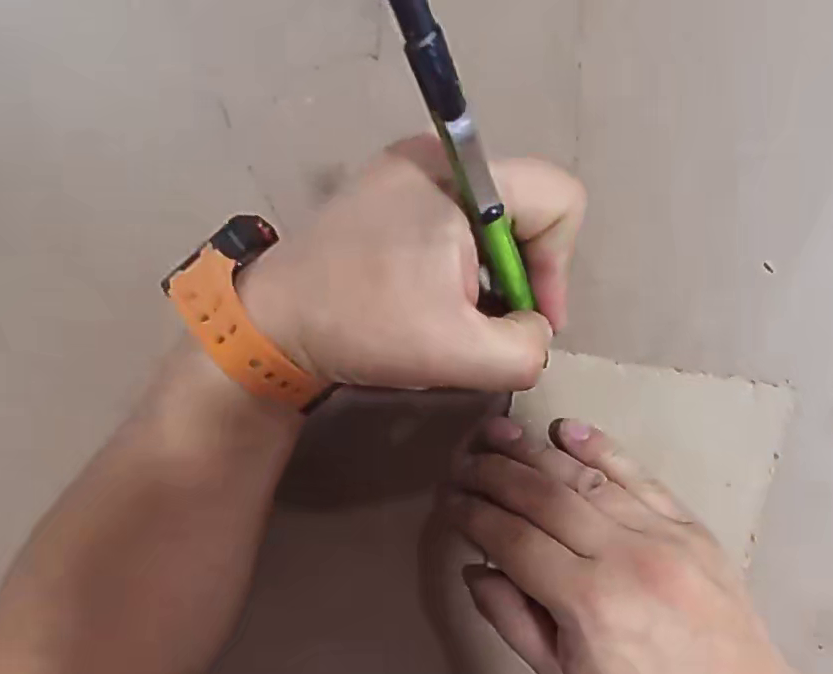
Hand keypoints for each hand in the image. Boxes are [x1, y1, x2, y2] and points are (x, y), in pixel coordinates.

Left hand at [237, 135, 585, 391]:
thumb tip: (534, 333)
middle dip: (519, 283)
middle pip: (525, 214)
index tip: (531, 322)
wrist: (272, 323)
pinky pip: (453, 235)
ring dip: (488, 286)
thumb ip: (524, 350)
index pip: (560, 201)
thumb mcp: (458, 352)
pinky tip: (432, 311)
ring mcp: (407, 179)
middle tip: (493, 333)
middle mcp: (437, 162)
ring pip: (489, 231)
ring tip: (457, 326)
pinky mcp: (387, 204)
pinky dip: (458, 278)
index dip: (557, 269)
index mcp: (460, 177)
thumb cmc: (362, 327)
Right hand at [442, 417, 816, 673]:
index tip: (449, 501)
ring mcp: (662, 533)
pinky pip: (638, 475)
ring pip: (585, 478)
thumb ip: (512, 621)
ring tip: (499, 433)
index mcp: (586, 601)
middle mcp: (622, 555)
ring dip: (535, 451)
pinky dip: (601, 447)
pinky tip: (567, 429)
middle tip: (463, 462)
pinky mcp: (690, 524)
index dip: (473, 515)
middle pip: (543, 497)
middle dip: (494, 473)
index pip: (512, 539)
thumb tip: (475, 569)